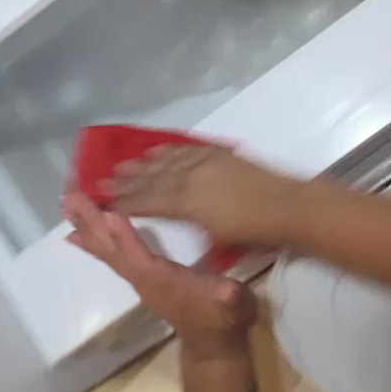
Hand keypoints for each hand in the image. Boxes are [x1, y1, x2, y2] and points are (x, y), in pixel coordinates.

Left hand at [64, 190, 256, 349]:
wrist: (213, 343)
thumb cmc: (224, 319)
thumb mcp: (233, 304)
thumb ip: (228, 297)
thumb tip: (226, 290)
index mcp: (166, 282)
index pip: (141, 259)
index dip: (126, 239)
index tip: (109, 214)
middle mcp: (144, 280)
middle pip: (113, 251)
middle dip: (92, 224)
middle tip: (70, 198)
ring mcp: (138, 280)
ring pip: (107, 252)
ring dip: (86, 228)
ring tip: (67, 206)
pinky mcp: (139, 278)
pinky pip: (111, 256)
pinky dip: (93, 242)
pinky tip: (76, 234)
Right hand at [110, 148, 308, 246]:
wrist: (290, 208)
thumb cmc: (256, 234)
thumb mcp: (218, 241)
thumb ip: (190, 231)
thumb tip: (174, 226)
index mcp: (187, 204)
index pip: (147, 202)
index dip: (124, 202)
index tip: (102, 202)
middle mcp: (191, 179)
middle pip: (151, 179)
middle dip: (125, 181)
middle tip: (99, 180)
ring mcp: (206, 163)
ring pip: (166, 161)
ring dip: (142, 164)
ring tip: (122, 164)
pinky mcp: (220, 154)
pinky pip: (186, 150)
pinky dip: (169, 150)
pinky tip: (158, 150)